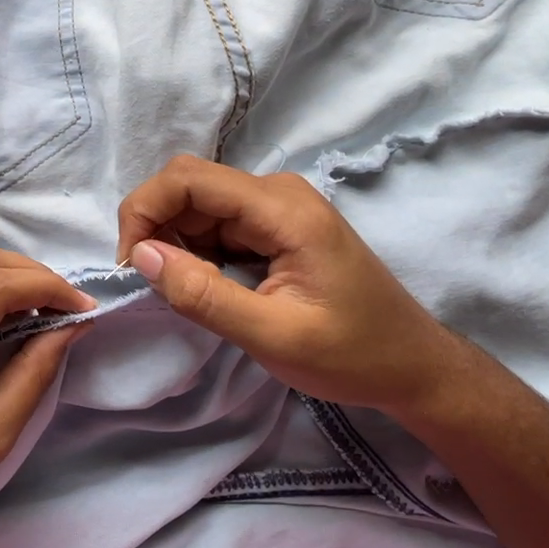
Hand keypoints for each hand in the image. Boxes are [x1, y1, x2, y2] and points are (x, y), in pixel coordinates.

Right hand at [117, 155, 462, 415]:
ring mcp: (275, 206)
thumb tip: (140, 255)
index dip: (145, 210)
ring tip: (183, 289)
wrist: (416, 368)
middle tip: (151, 280)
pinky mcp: (272, 224)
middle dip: (154, 226)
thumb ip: (203, 295)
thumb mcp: (273, 336)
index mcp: (283, 210)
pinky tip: (204, 283)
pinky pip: (213, 221)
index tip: (132, 263)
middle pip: (187, 185)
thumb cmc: (352, 356)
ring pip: (195, 203)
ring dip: (172, 240)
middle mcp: (276, 193)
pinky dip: (192, 249)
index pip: (188, 179)